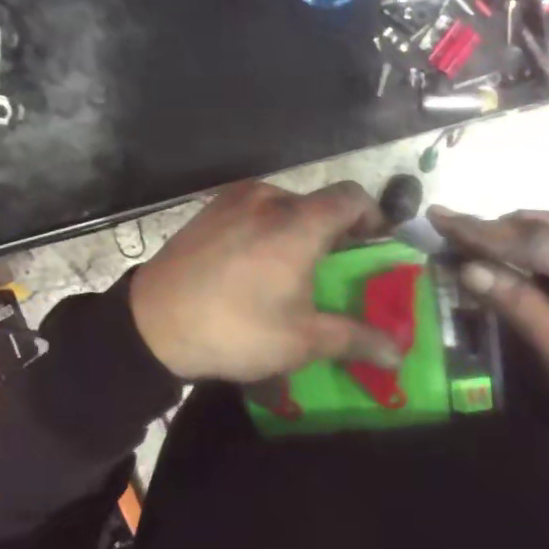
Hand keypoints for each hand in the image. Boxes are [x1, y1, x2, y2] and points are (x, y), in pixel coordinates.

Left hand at [130, 181, 402, 381]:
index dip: (373, 218)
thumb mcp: (301, 341)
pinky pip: (254, 210)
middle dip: (336, 232)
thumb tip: (398, 351)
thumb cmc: (236, 329)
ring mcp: (235, 199)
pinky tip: (254, 265)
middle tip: (334, 270)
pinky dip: (268, 229)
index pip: (353, 197)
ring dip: (300, 230)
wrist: (150, 326)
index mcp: (299, 222)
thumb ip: (355, 338)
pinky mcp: (209, 209)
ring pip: (285, 206)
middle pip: (319, 203)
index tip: (374, 248)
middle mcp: (270, 198)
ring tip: (291, 270)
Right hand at [428, 207, 548, 408]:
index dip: (488, 235)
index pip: (542, 243)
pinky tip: (489, 249)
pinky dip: (514, 239)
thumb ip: (520, 308)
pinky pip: (547, 229)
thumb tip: (468, 269)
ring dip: (498, 233)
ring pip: (539, 222)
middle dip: (486, 231)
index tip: (441, 221)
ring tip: (457, 242)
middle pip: (538, 226)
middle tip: (439, 230)